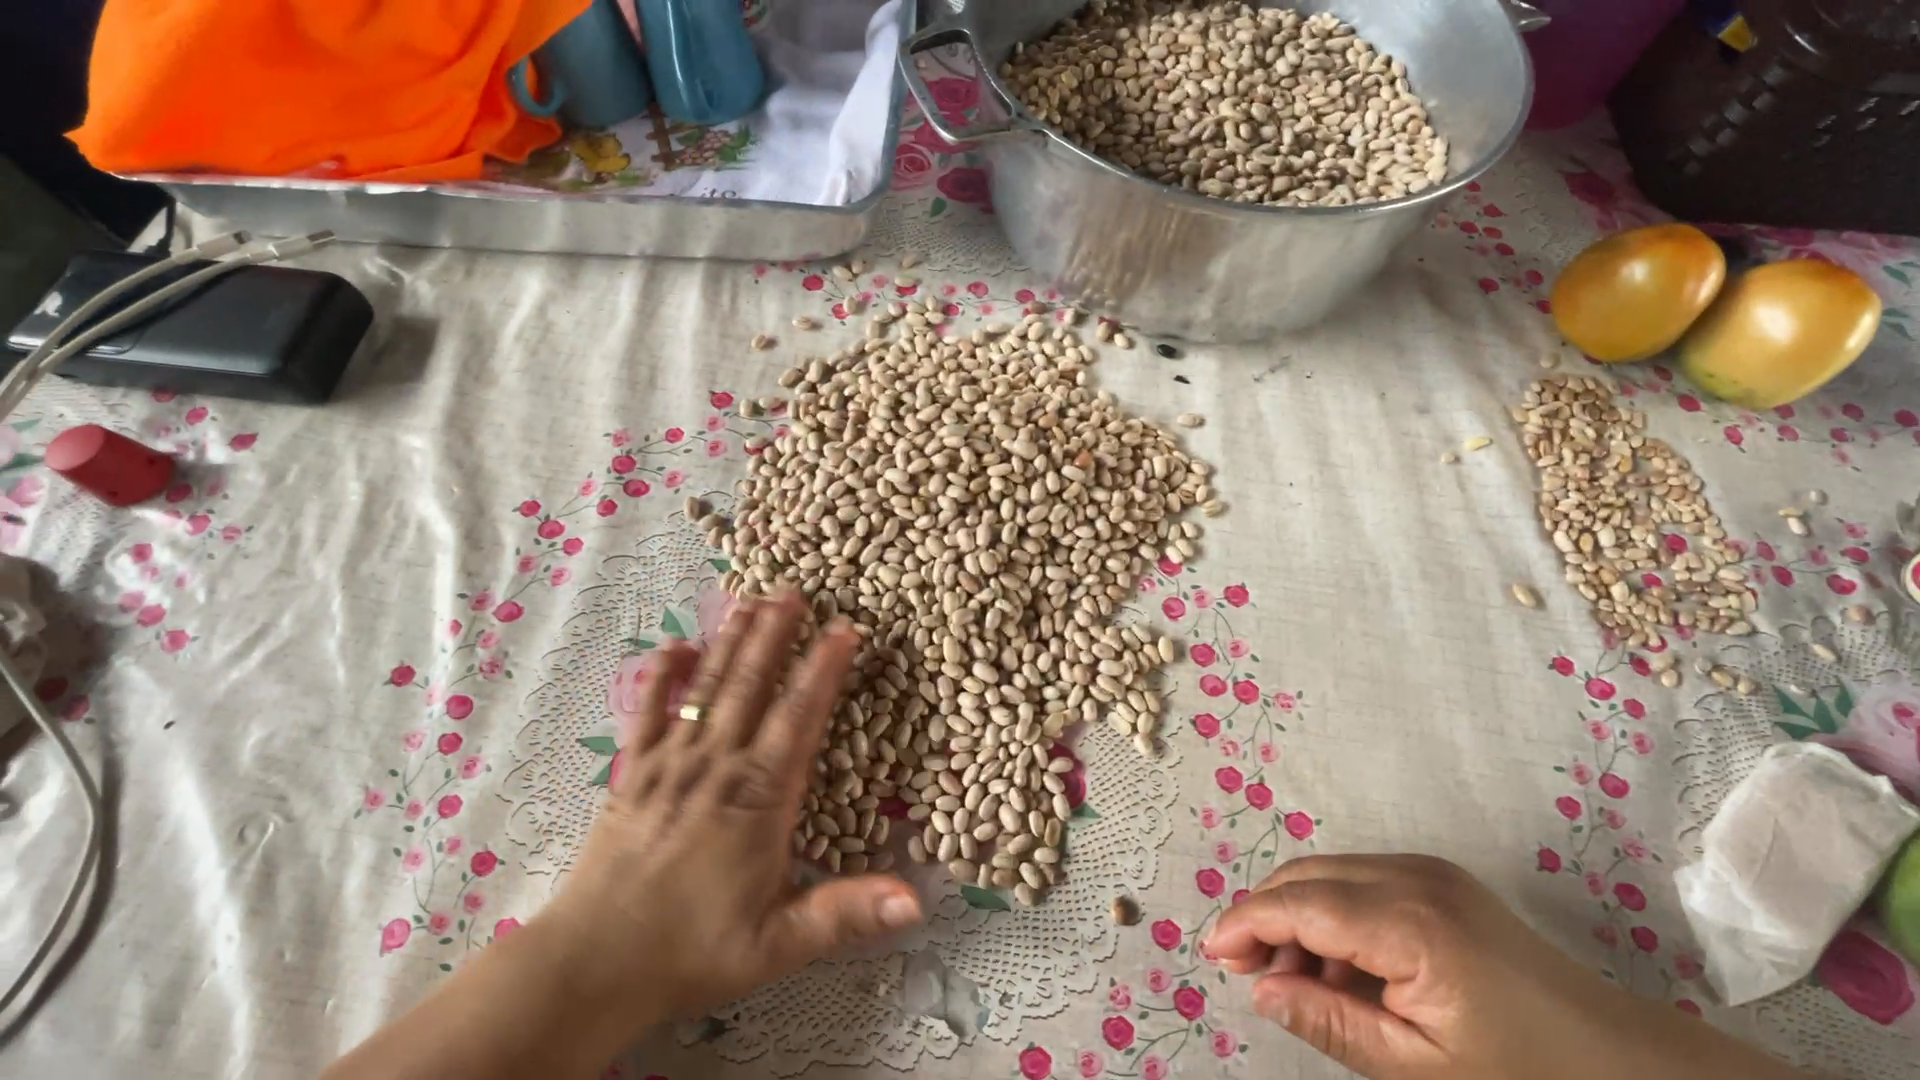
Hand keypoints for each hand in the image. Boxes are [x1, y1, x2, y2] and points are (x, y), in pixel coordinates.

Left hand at [323, 593, 923, 1079]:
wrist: (592, 964)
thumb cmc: (692, 951)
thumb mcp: (779, 944)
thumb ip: (846, 915)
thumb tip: (917, 899)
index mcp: (757, 798)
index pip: (798, 717)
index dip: (823, 669)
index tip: (844, 629)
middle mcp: (716, 767)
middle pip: (750, 685)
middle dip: (774, 635)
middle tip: (793, 591)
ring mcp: (670, 766)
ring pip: (707, 689)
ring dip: (730, 642)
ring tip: (749, 601)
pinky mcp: (634, 776)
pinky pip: (649, 713)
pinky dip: (662, 677)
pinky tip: (676, 647)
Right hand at [1204, 854, 1806, 1079]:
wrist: (1621, 1059)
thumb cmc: (1520, 1072)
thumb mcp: (1419, 1068)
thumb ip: (1329, 1022)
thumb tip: (1259, 989)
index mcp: (1409, 922)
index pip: (1300, 905)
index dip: (1247, 922)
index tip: (1212, 952)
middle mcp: (1412, 875)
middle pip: (1305, 875)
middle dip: (1263, 914)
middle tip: (1243, 969)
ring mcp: (1427, 870)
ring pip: (1327, 872)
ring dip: (1293, 914)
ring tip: (1290, 978)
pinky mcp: (1436, 878)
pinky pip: (1357, 879)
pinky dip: (1327, 912)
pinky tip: (1334, 964)